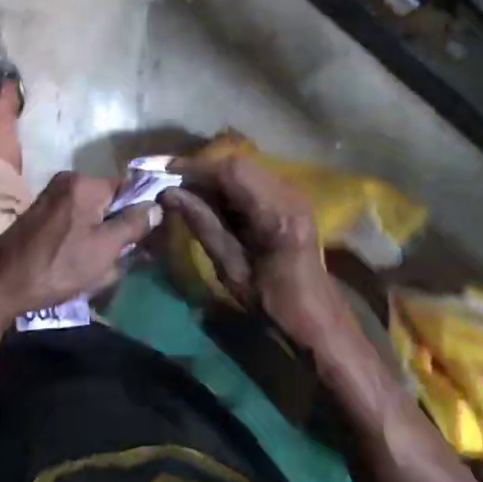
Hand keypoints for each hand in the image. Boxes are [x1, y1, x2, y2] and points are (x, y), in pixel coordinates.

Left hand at [0, 171, 161, 324]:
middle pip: (108, 198)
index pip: (128, 186)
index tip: (149, 233)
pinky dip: (83, 232)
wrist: (0, 283)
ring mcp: (51, 194)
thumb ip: (133, 224)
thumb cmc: (57, 266)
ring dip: (101, 231)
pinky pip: (74, 215)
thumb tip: (156, 205)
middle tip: (127, 253)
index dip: (141, 208)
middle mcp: (68, 179)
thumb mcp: (104, 249)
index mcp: (85, 183)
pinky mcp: (41, 210)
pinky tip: (81, 257)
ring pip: (91, 209)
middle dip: (119, 223)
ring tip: (104, 261)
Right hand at [164, 155, 348, 344]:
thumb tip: (170, 194)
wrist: (316, 318)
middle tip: (174, 183)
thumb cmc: (273, 303)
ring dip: (216, 176)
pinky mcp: (293, 197)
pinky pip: (254, 178)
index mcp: (277, 214)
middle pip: (239, 163)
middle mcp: (290, 193)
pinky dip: (230, 183)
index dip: (196, 166)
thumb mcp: (232, 270)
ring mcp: (295, 192)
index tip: (166, 171)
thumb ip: (203, 225)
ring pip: (246, 167)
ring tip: (189, 191)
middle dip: (203, 170)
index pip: (232, 171)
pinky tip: (213, 200)